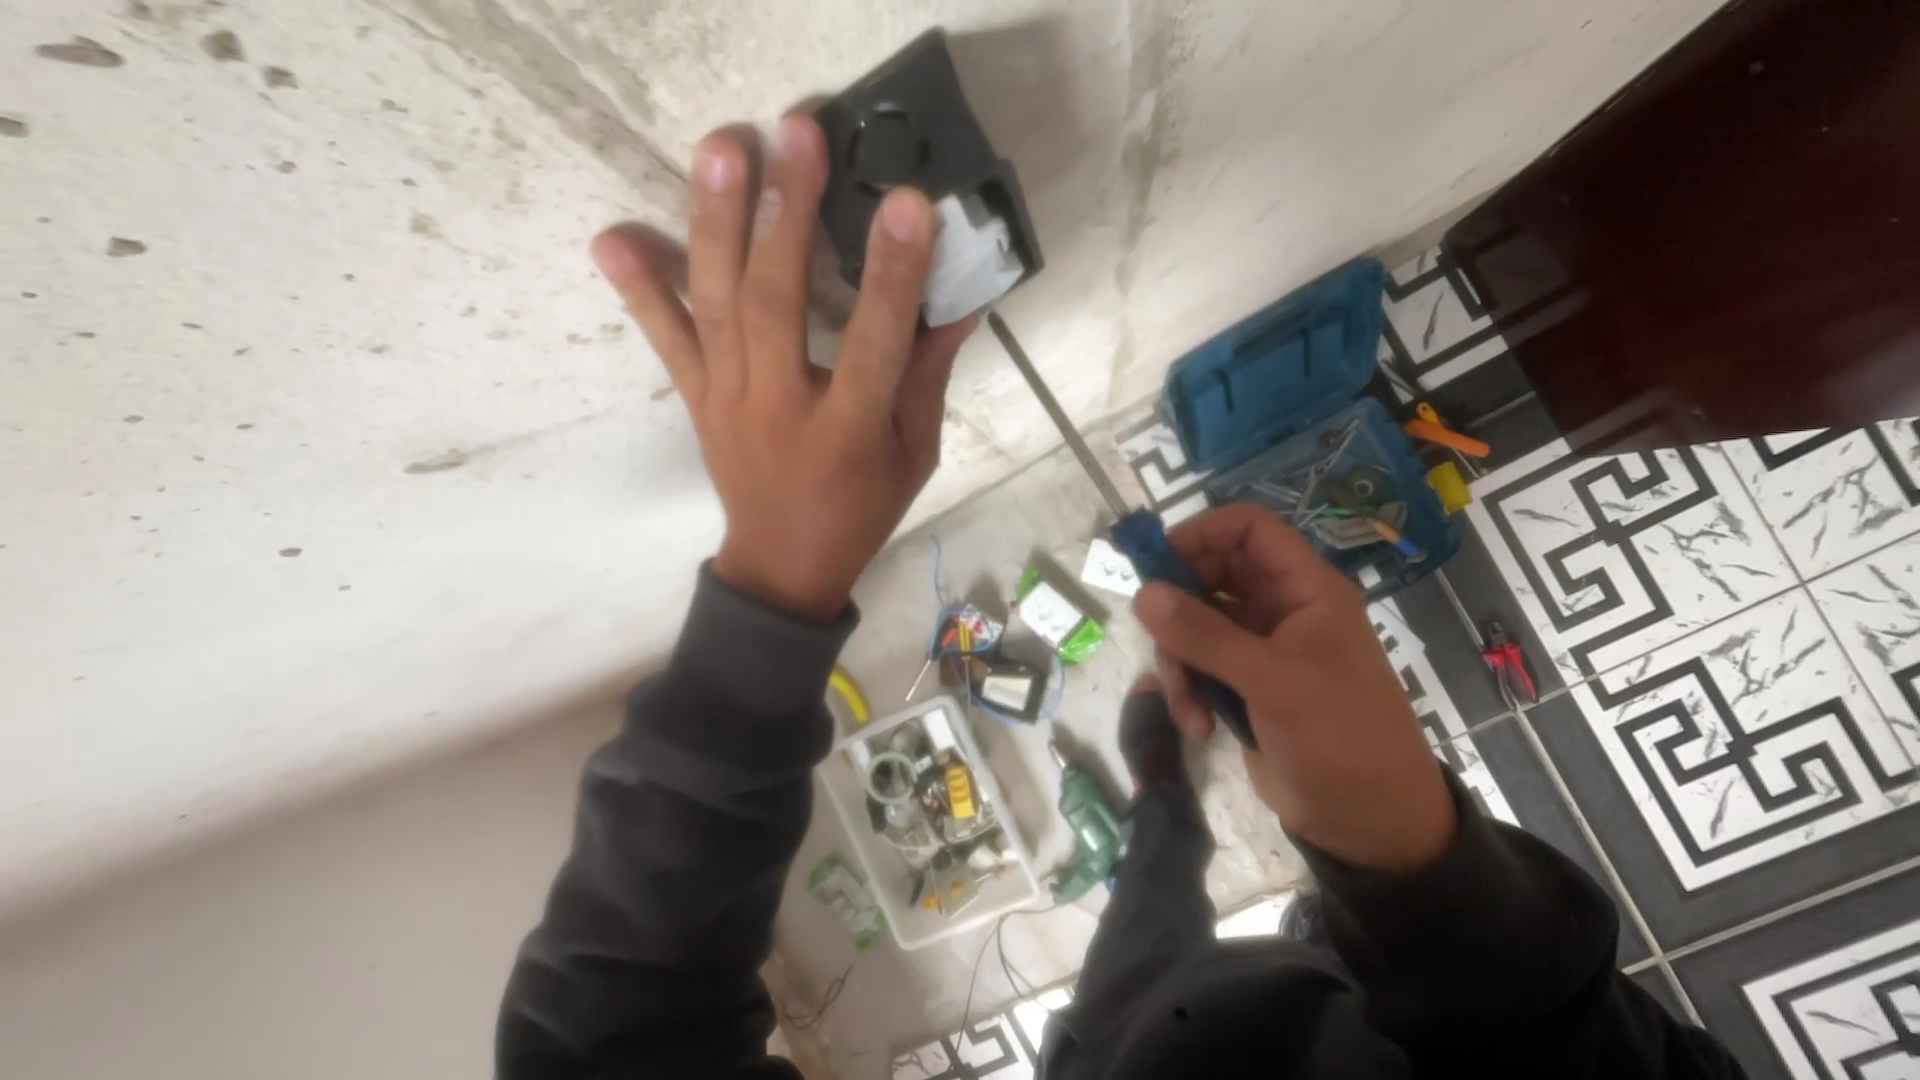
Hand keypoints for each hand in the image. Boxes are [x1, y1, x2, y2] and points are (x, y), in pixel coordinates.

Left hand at [591, 115, 976, 618]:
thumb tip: (958, 301)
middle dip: (787, 214)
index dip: (893, 275)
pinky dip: (640, 292)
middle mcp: (781, 410)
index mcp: (848, 432)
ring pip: (718, 307)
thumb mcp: (915, 453)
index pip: (874, 345)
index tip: (908, 203)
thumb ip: (928, 376)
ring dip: (716, 223)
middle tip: (796, 133)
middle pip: (776, 305)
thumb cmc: (861, 510)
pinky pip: (668, 343)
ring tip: (721, 148)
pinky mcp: (697, 401)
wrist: (784, 566)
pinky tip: (612, 238)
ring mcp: (729, 402)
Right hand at [1132, 504, 1457, 872]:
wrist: (1367, 822)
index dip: (1201, 534)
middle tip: (1156, 636)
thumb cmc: (1338, 738)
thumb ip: (1206, 635)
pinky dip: (1186, 690)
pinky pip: (1195, 666)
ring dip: (1178, 661)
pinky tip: (1196, 725)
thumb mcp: (1273, 681)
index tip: (1156, 564)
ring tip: (1185, 704)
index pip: (1248, 529)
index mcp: (1305, 590)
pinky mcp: (1241, 686)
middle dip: (1177, 609)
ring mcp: (1257, 648)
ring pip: (1193, 625)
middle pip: (1209, 576)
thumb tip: (1143, 594)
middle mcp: (1279, 609)